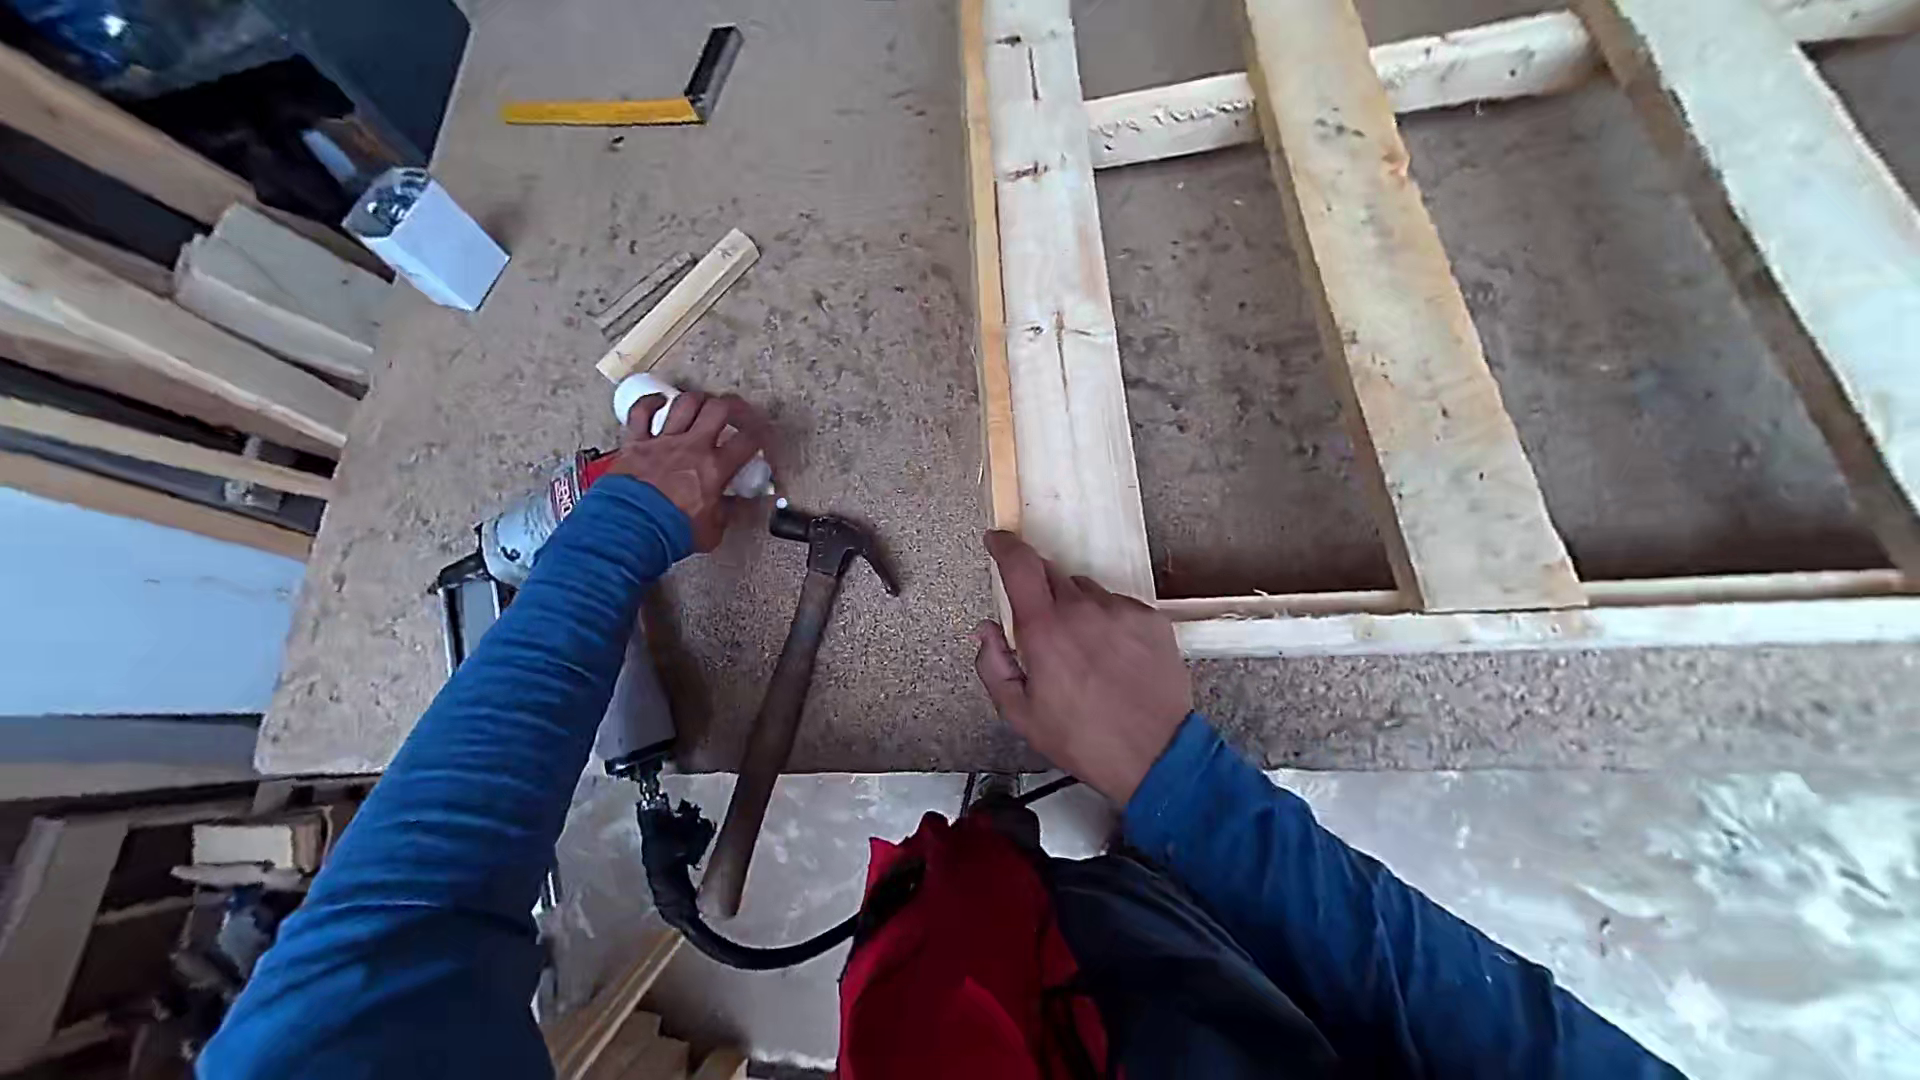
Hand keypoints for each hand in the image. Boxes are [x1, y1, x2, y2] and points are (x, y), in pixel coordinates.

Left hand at [609, 391, 767, 551]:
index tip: (764, 434)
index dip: (762, 433)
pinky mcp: (636, 443)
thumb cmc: (669, 531)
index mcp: (715, 469)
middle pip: (719, 409)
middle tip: (738, 411)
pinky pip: (641, 412)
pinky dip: (651, 402)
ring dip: (698, 400)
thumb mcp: (713, 529)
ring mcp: (663, 442)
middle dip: (734, 405)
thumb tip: (741, 507)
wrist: (630, 530)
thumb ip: (729, 512)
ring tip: (704, 403)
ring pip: (685, 403)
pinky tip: (659, 401)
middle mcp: (692, 448)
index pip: (749, 440)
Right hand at [973, 530, 1191, 804]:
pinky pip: (1117, 605)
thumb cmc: (1084, 739)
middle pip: (1050, 573)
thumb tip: (985, 631)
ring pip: (1085, 590)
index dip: (1004, 545)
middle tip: (1042, 627)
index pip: (1019, 564)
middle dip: (1038, 590)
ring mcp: (1120, 611)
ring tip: (1083, 651)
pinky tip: (1111, 655)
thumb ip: (992, 664)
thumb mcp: (1020, 713)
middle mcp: (1082, 609)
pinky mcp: (1150, 619)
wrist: (1155, 755)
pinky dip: (1106, 620)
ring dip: (1074, 607)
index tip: (996, 540)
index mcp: (1044, 629)